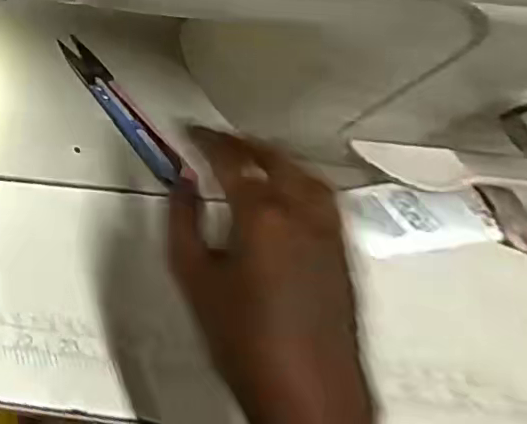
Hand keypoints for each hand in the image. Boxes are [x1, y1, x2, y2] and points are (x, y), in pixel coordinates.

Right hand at [168, 128, 374, 423]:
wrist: (306, 398)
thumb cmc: (242, 337)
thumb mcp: (190, 270)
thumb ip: (181, 216)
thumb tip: (182, 183)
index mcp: (262, 217)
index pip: (233, 159)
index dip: (207, 138)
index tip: (189, 130)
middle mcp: (304, 222)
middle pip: (278, 162)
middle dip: (244, 143)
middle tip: (215, 138)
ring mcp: (332, 242)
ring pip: (310, 181)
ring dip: (277, 160)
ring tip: (250, 156)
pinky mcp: (345, 263)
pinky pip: (325, 204)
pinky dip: (300, 183)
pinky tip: (282, 193)